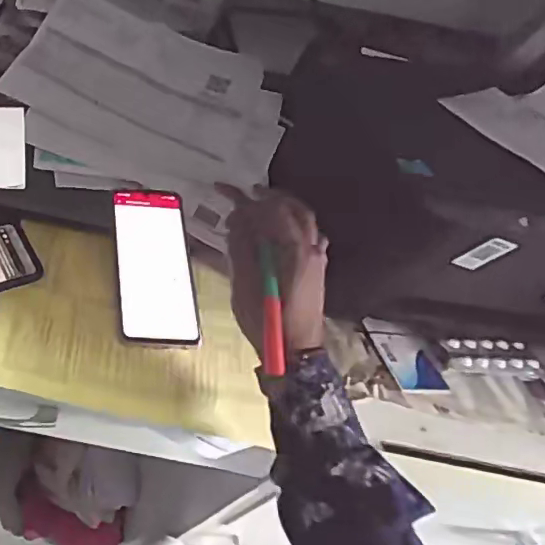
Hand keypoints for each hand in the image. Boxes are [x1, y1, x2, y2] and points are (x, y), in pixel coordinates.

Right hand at [218, 184, 329, 357]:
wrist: (298, 354)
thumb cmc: (269, 324)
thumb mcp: (246, 287)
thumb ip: (241, 251)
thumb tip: (236, 222)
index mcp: (294, 251)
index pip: (272, 212)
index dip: (248, 199)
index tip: (227, 190)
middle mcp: (311, 249)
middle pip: (294, 209)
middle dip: (270, 197)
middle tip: (247, 192)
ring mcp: (318, 259)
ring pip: (305, 221)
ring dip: (283, 209)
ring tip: (262, 206)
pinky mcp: (317, 270)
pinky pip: (310, 236)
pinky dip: (295, 225)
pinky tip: (281, 231)